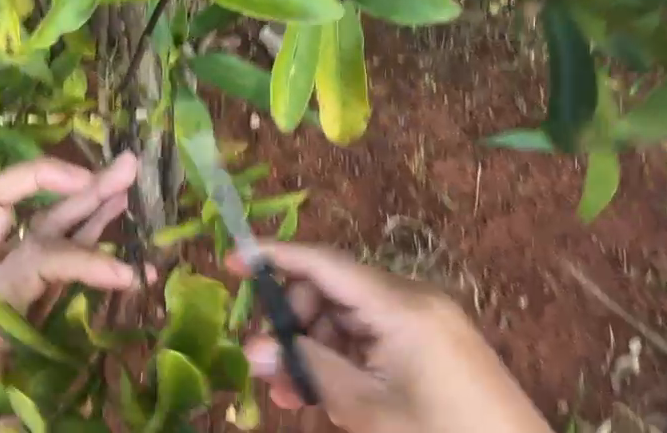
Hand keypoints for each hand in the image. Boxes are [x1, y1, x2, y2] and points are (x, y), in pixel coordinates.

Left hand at [0, 155, 146, 418]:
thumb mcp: (7, 407)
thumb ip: (25, 396)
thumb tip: (61, 390)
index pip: (32, 262)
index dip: (78, 261)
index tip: (126, 276)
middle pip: (21, 207)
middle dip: (65, 181)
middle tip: (121, 169)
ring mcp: (12, 268)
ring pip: (50, 217)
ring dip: (90, 192)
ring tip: (128, 170)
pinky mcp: (34, 276)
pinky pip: (63, 236)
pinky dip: (93, 219)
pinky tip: (119, 204)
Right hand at [231, 242, 550, 432]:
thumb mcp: (368, 409)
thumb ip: (308, 369)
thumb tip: (251, 349)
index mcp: (400, 303)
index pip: (322, 261)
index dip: (273, 256)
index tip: (231, 261)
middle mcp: (412, 299)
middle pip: (331, 290)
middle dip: (292, 323)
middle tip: (265, 365)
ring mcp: (426, 323)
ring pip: (348, 318)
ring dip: (314, 348)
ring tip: (290, 396)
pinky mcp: (434, 347)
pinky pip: (372, 338)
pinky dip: (344, 360)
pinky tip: (323, 395)